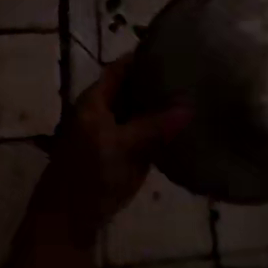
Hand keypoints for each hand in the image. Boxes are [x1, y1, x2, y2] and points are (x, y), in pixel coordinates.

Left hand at [35, 55, 190, 238]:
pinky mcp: (124, 157)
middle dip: (159, 81)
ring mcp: (115, 135)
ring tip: (198, 95)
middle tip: (195, 72)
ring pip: (142, 113)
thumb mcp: (122, 146)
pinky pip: (147, 136)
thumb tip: (189, 107)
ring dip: (163, 106)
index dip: (143, 56)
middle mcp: (105, 112)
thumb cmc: (88, 175)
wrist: (69, 220)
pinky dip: (164, 131)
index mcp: (95, 101)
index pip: (121, 68)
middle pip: (133, 89)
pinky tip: (188, 128)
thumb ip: (154, 126)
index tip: (175, 46)